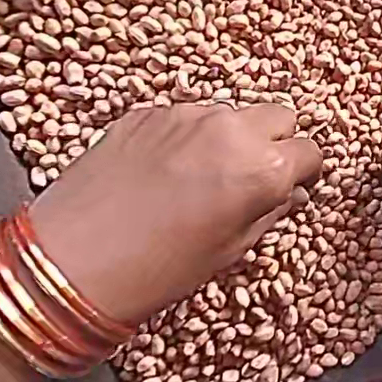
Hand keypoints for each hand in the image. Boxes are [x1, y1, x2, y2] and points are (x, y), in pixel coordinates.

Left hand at [28, 104, 322, 325]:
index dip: (305, 169)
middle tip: (255, 172)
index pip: (309, 150)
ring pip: (231, 113)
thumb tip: (286, 190)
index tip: (295, 181)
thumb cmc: (157, 269)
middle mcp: (230, 129)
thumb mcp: (231, 249)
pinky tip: (167, 169)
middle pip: (278, 115)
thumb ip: (270, 209)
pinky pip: (187, 115)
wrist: (71, 262)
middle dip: (275, 141)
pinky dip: (189, 135)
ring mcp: (186, 115)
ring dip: (231, 136)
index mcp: (262, 168)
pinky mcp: (148, 111)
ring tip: (203, 174)